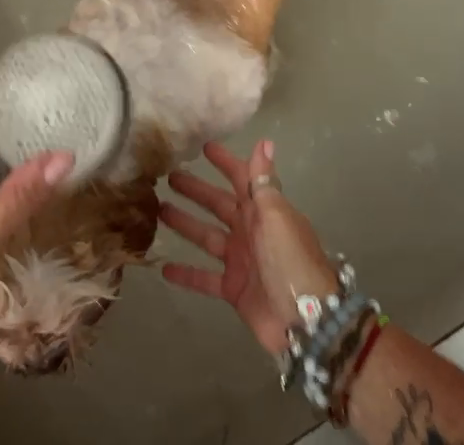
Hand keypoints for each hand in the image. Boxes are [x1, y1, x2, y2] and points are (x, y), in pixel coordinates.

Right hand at [159, 140, 337, 354]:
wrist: (306, 322)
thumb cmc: (291, 262)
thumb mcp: (277, 217)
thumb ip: (263, 183)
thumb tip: (264, 141)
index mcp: (264, 211)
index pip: (242, 178)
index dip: (225, 162)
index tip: (203, 147)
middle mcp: (251, 231)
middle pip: (218, 205)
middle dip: (196, 190)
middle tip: (168, 176)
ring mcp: (241, 261)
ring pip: (206, 237)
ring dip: (185, 224)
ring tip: (157, 211)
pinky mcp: (234, 289)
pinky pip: (204, 278)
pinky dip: (186, 274)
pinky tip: (163, 268)